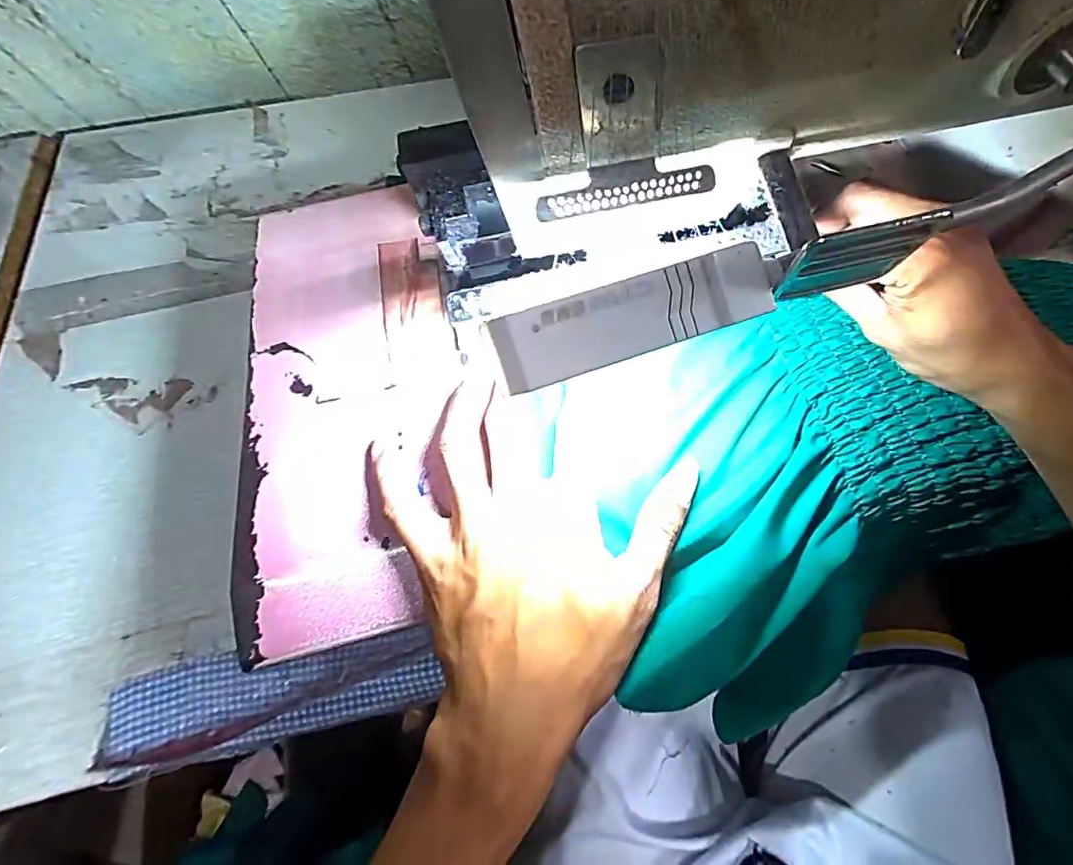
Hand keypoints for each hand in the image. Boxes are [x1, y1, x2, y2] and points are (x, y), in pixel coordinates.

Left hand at [368, 378, 696, 859]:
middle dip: (498, 389)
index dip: (561, 399)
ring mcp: (463, 532)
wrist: (513, 714)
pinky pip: (400, 506)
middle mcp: (508, 509)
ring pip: (452, 452)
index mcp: (560, 514)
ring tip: (462, 380)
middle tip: (496, 357)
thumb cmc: (581, 655)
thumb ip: (660, 526)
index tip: (558, 366)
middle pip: (500, 432)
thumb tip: (690, 470)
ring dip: (454, 410)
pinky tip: (382, 442)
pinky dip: (388, 471)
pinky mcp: (430, 558)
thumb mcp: (637, 593)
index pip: (563, 440)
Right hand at [814, 182, 1072, 416]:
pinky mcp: (960, 231)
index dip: (823, 230)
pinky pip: (907, 219)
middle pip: (869, 200)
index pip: (853, 213)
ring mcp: (955, 226)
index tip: (811, 254)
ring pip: (887, 206)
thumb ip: (845, 291)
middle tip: (831, 263)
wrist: (1014, 362)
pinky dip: (885, 235)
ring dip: (863, 229)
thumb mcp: (884, 330)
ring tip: (861, 268)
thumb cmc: (959, 356)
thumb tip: (815, 268)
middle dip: (841, 226)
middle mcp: (942, 228)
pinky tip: (885, 266)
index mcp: (922, 252)